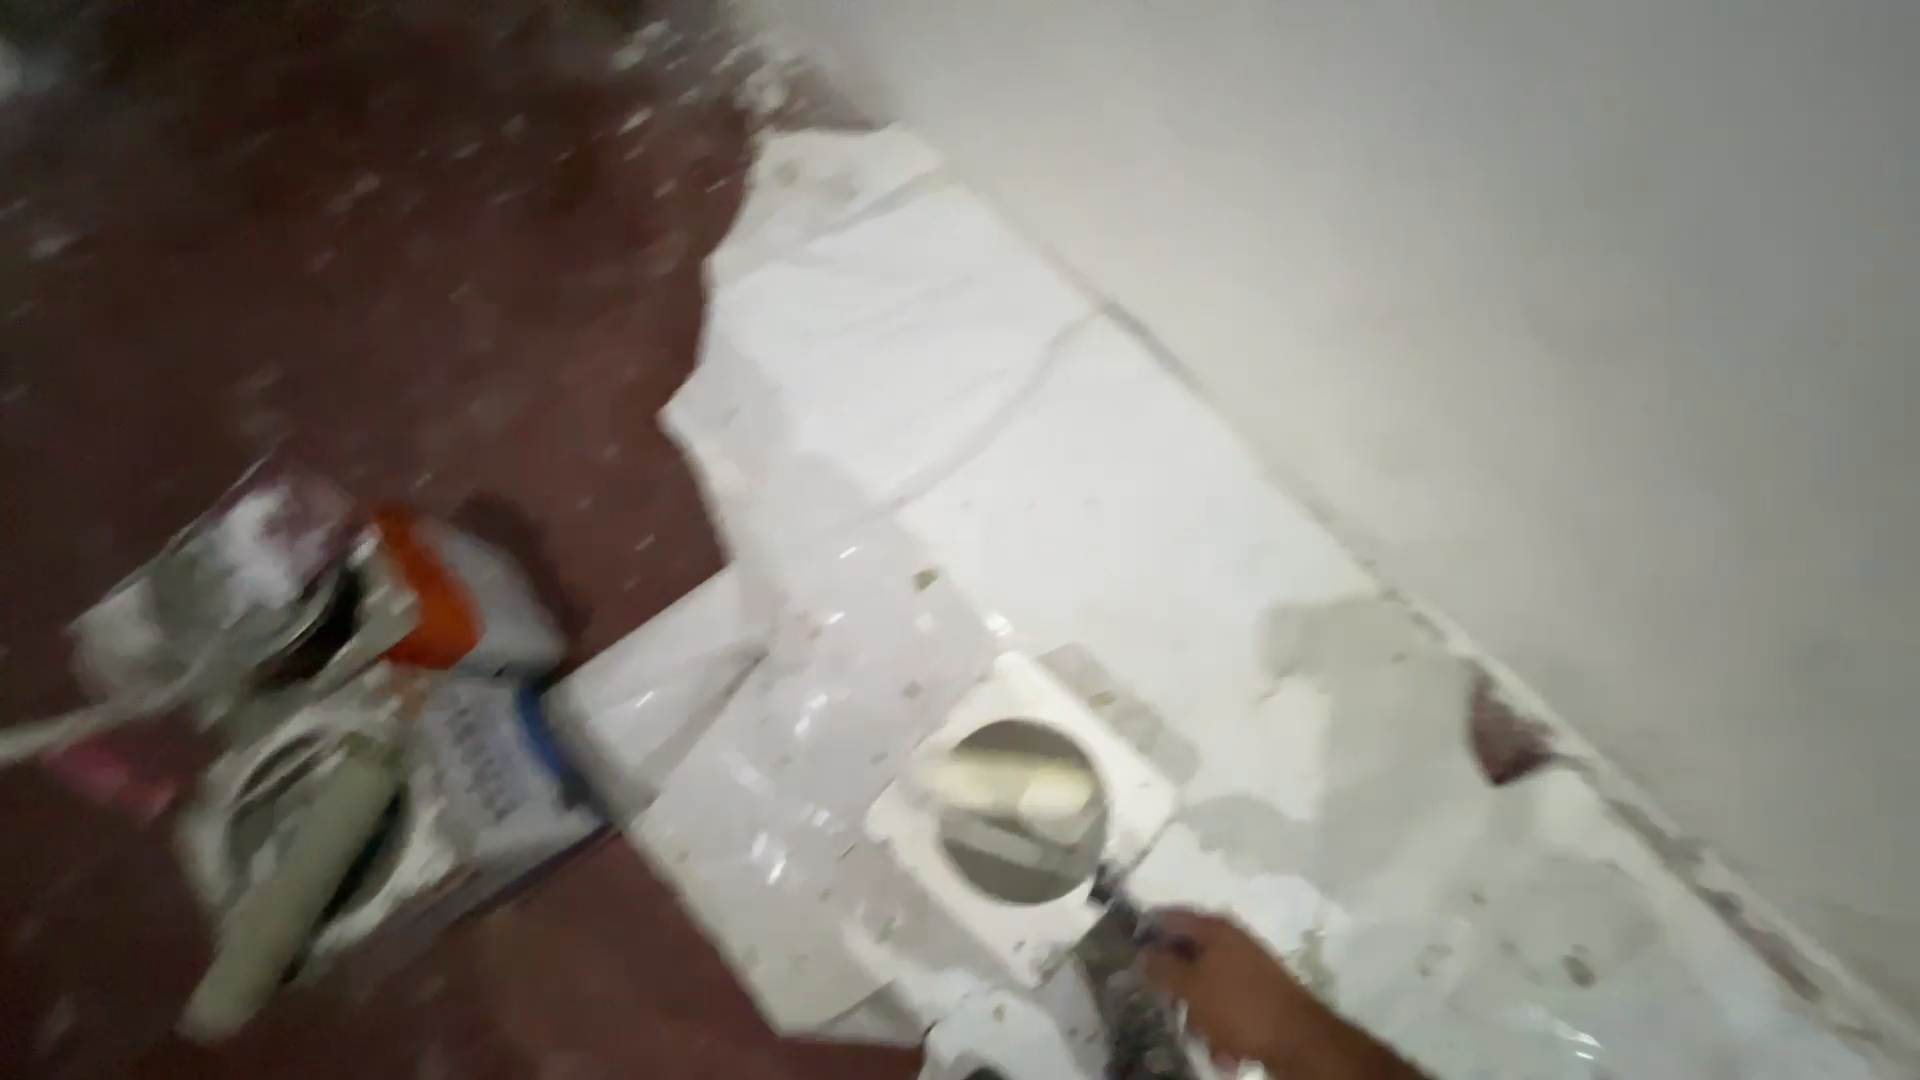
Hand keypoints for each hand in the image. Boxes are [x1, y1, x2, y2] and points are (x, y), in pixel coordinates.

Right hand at [1134, 909, 1329, 1070]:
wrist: (1301, 1041)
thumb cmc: (1239, 1005)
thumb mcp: (1191, 986)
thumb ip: (1162, 968)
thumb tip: (1141, 953)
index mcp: (1214, 928)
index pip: (1169, 917)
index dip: (1147, 931)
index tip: (1130, 951)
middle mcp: (1231, 941)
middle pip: (1188, 954)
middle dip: (1176, 985)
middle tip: (1165, 1003)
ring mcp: (1247, 970)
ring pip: (1206, 986)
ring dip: (1199, 1015)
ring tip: (1202, 1037)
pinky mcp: (1259, 998)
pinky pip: (1228, 1008)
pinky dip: (1222, 1029)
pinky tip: (1225, 1052)